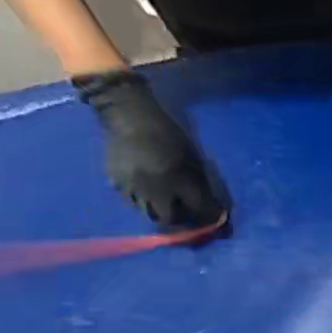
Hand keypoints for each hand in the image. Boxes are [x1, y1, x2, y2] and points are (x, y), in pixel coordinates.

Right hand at [72, 70, 223, 228]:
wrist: (127, 113)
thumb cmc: (166, 132)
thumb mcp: (191, 155)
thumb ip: (200, 183)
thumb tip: (214, 208)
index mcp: (178, 178)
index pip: (199, 210)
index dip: (208, 217)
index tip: (214, 219)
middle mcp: (156, 189)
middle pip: (170, 219)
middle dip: (180, 219)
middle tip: (184, 212)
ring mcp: (134, 188)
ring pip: (149, 214)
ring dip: (160, 211)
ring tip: (163, 202)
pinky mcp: (117, 184)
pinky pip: (132, 202)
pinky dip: (141, 201)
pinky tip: (144, 190)